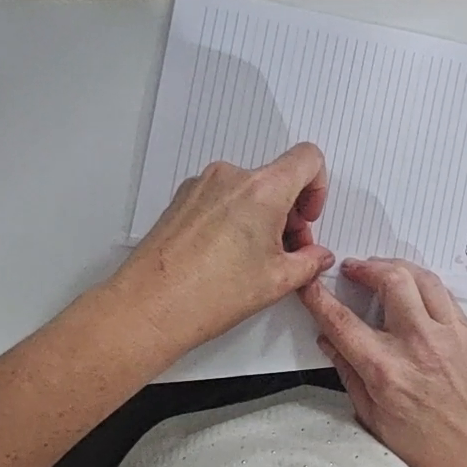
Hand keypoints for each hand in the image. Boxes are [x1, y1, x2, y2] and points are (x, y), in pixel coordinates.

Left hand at [111, 143, 335, 350]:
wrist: (149, 308)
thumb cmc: (207, 294)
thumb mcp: (277, 281)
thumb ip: (309, 261)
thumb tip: (316, 256)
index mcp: (263, 189)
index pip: (308, 158)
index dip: (317, 187)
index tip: (308, 217)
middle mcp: (232, 177)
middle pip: (278, 179)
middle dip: (290, 213)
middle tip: (287, 251)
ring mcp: (202, 186)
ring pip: (249, 190)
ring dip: (262, 217)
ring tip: (254, 260)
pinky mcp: (183, 199)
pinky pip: (222, 198)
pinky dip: (234, 219)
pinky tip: (228, 257)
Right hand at [299, 258, 466, 466]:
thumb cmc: (429, 448)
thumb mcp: (373, 417)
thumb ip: (349, 372)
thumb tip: (328, 340)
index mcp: (386, 372)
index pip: (342, 321)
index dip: (320, 298)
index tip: (311, 285)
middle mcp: (417, 345)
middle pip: (390, 280)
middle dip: (365, 267)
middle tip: (353, 269)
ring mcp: (447, 335)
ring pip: (421, 277)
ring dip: (395, 267)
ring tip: (381, 271)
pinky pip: (444, 293)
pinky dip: (422, 283)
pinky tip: (412, 289)